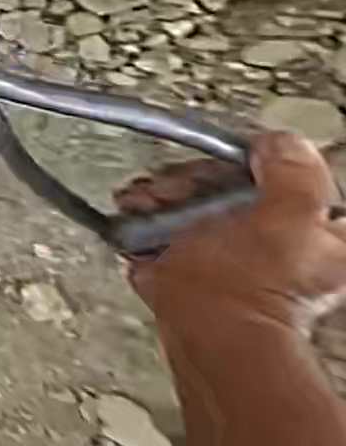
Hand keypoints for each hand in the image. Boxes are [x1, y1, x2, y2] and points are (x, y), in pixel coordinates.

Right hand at [115, 132, 345, 329]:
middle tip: (177, 192)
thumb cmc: (247, 278)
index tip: (216, 167)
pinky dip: (141, 205)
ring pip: (182, 189)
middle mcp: (273, 228)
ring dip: (157, 190)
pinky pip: (156, 206)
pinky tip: (138, 211)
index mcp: (317, 226)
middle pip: (220, 177)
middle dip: (187, 178)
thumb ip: (294, 181)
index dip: (241, 163)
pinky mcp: (183, 239)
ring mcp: (224, 234)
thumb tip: (282, 140)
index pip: (275, 170)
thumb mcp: (286, 225)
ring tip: (150, 205)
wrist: (201, 314)